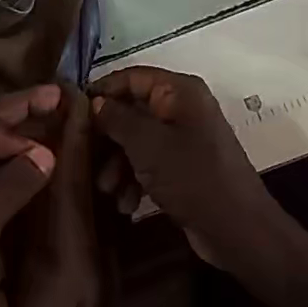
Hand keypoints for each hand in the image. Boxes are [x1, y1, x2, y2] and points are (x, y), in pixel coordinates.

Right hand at [89, 67, 288, 265]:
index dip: (102, 90)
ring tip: (107, 190)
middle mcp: (182, 108)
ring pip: (137, 140)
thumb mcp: (148, 145)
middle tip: (82, 158)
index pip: (132, 77)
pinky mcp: (183, 166)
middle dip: (108, 137)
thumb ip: (117, 119)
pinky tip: (126, 204)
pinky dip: (135, 179)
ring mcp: (184, 138)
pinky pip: (150, 163)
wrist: (236, 229)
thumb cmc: (192, 177)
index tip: (71, 111)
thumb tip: (95, 102)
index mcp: (180, 91)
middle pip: (132, 110)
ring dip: (118, 164)